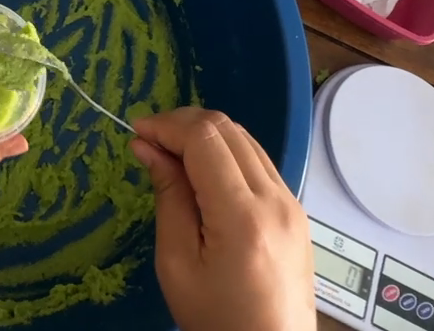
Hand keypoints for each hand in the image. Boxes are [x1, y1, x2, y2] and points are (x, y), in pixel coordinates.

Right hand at [131, 108, 316, 330]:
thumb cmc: (216, 320)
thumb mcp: (177, 264)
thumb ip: (168, 197)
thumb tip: (147, 146)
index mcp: (243, 216)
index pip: (204, 138)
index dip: (167, 125)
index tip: (137, 133)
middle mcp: (275, 199)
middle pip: (225, 128)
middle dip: (182, 123)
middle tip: (151, 140)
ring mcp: (291, 202)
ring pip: (243, 137)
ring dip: (204, 133)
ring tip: (172, 152)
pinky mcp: (296, 210)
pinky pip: (257, 159)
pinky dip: (225, 150)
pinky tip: (203, 169)